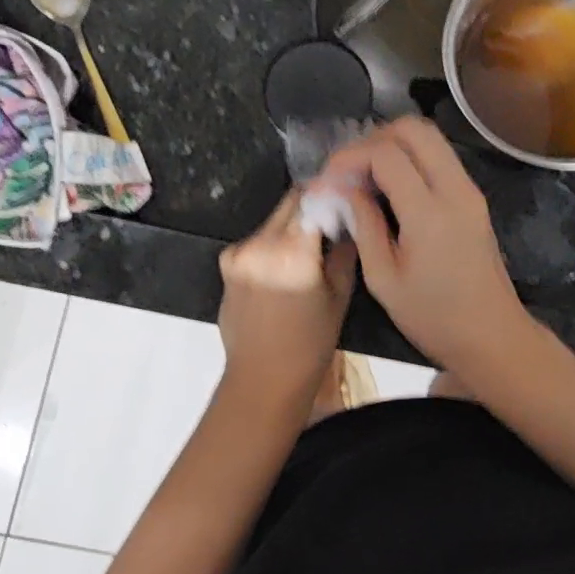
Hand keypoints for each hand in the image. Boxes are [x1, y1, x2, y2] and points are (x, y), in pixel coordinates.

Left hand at [216, 190, 357, 403]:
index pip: (312, 198)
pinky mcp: (226, 264)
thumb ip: (344, 250)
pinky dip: (272, 245)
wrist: (262, 379)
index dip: (330, 194)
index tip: (346, 196)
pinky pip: (256, 241)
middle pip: (290, 204)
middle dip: (312, 207)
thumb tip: (348, 221)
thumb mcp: (340, 296)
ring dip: (292, 226)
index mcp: (292, 250)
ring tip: (312, 251)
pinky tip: (283, 270)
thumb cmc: (310, 344)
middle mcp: (260, 243)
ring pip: (273, 221)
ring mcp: (238, 253)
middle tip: (333, 220)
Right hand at [313, 117, 526, 367]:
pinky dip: (409, 157)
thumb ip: (363, 225)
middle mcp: (455, 189)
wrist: (493, 337)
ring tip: (363, 176)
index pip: (385, 155)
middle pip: (413, 129)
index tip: (327, 181)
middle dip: (372, 139)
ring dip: (392, 145)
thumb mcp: (384, 280)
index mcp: (429, 212)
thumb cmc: (434, 318)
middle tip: (346, 170)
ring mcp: (469, 190)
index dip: (349, 158)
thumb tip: (345, 190)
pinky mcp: (473, 197)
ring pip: (429, 137)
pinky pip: (439, 157)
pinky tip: (387, 186)